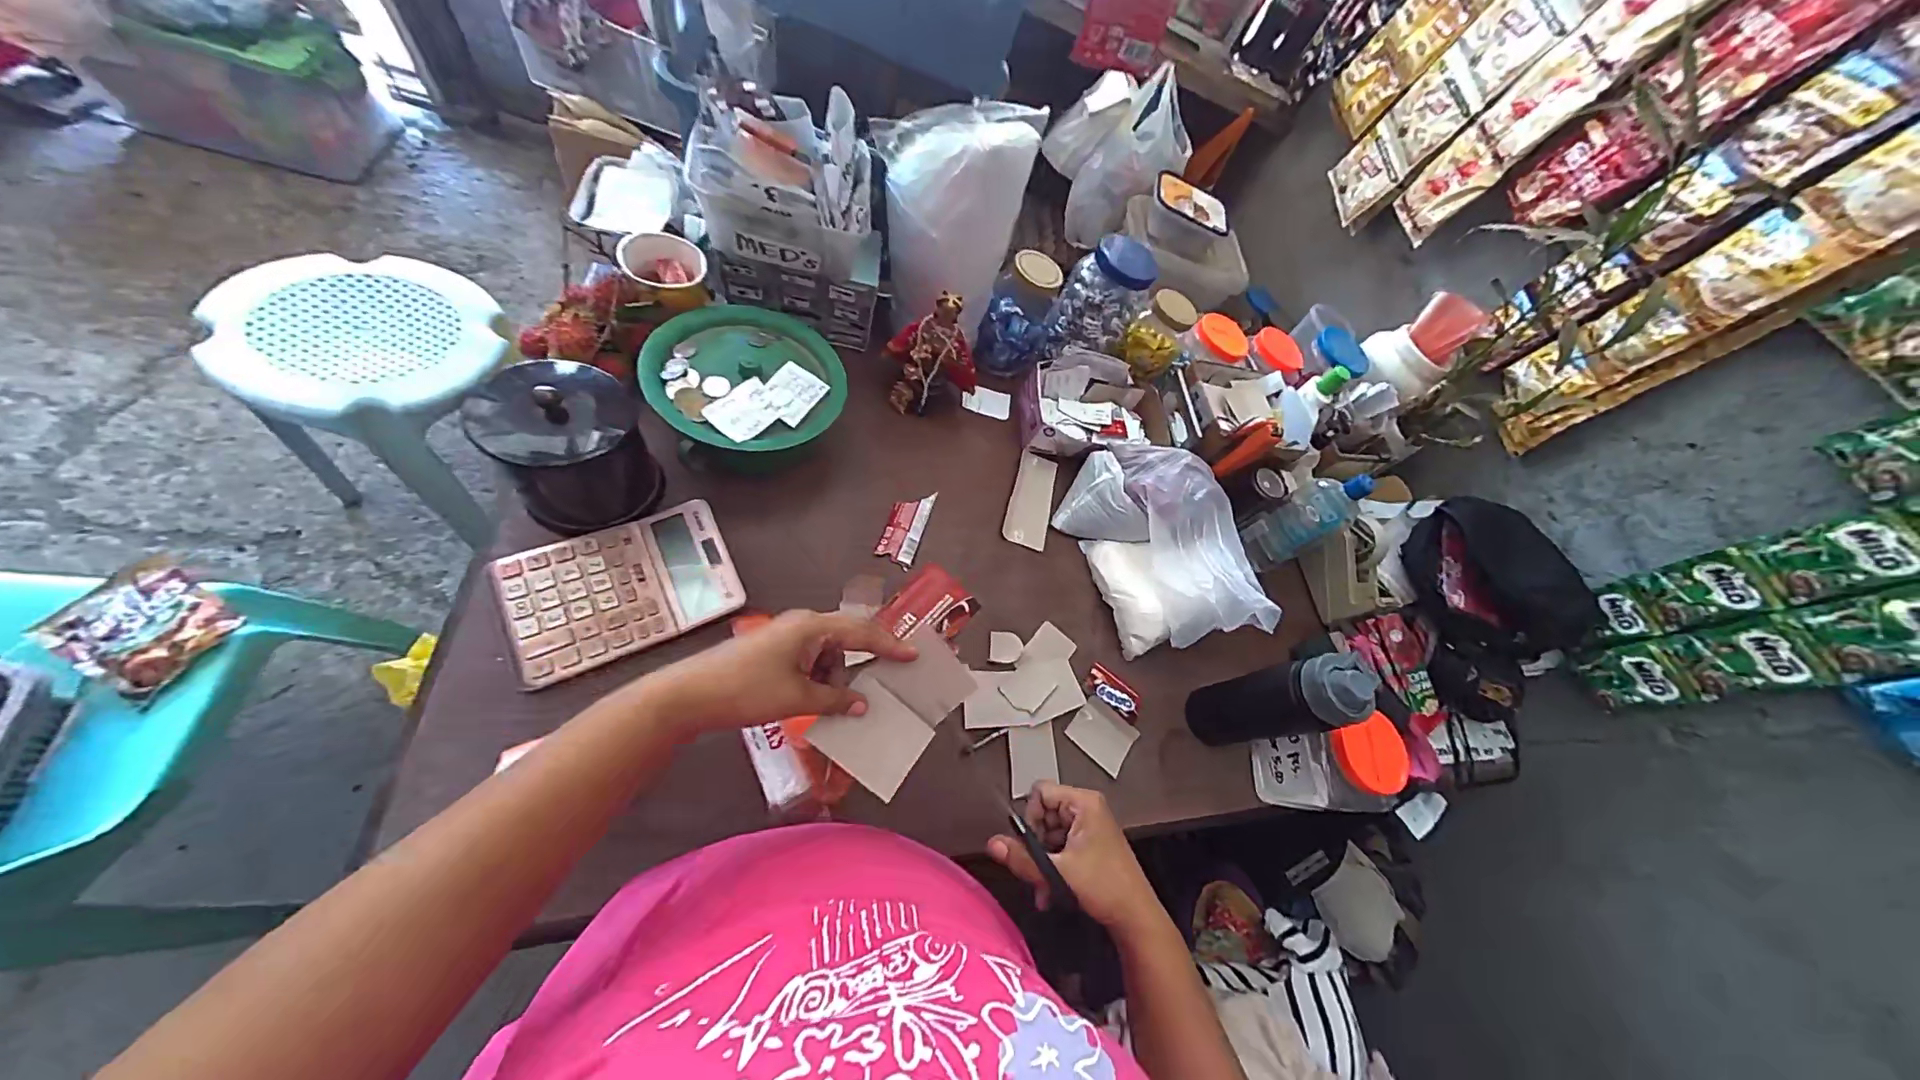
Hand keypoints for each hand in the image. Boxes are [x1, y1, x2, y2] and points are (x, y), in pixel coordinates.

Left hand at [644, 610, 915, 735]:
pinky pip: (810, 661)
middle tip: (886, 677)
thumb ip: (834, 700)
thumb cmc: (745, 690)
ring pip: (827, 653)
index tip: (912, 655)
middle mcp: (801, 625)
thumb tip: (861, 704)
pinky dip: (820, 678)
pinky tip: (821, 700)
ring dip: (838, 675)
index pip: (862, 632)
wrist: (689, 694)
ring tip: (845, 702)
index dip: (890, 644)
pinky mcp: (773, 651)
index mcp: (812, 627)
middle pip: (846, 638)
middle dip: (865, 660)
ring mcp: (786, 637)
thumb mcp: (797, 698)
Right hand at [987, 781, 1163, 934]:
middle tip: (1039, 870)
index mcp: (1084, 803)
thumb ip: (1022, 857)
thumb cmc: (1106, 888)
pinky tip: (1052, 890)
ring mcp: (1089, 827)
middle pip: (1043, 814)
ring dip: (1042, 861)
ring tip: (1046, 887)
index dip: (1031, 817)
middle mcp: (1087, 809)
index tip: (1033, 844)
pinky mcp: (1090, 844)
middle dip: (1036, 846)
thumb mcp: (1058, 872)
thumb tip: (993, 844)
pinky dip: (1052, 867)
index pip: (1041, 792)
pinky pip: (1060, 846)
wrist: (1135, 918)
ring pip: (1049, 834)